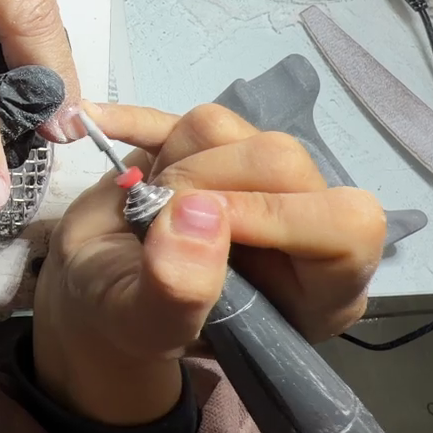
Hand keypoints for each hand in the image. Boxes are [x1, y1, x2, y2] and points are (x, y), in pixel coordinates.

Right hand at [32, 103, 385, 425]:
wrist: (89, 287)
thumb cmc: (126, 317)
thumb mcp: (142, 321)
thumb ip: (176, 287)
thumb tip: (200, 210)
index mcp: (317, 289)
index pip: (344, 224)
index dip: (270, 214)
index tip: (196, 226)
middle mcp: (299, 224)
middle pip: (281, 160)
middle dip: (199, 181)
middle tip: (153, 217)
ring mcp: (249, 177)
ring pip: (226, 128)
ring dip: (166, 160)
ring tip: (139, 200)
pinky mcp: (202, 147)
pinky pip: (170, 111)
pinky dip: (127, 119)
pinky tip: (88, 123)